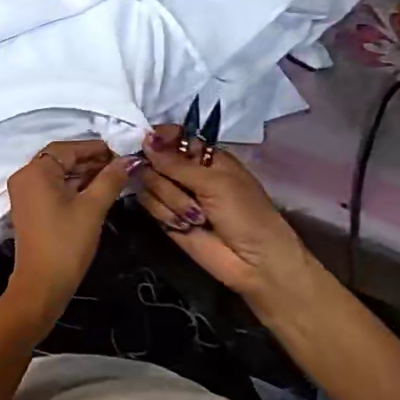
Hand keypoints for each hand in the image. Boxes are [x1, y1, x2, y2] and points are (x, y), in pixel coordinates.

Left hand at [5, 140, 134, 319]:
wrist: (43, 281)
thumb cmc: (67, 241)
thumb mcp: (92, 207)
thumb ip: (110, 179)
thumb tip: (130, 160)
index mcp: (34, 171)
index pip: (66, 148)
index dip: (95, 148)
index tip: (122, 151)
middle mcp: (24, 176)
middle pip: (60, 159)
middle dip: (91, 160)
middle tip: (122, 165)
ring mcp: (25, 192)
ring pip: (57, 173)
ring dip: (83, 173)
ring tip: (115, 176)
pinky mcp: (30, 206)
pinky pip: (52, 187)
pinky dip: (73, 185)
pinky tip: (97, 189)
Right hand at [136, 124, 320, 310]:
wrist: (254, 263)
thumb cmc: (246, 215)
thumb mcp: (215, 183)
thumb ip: (176, 163)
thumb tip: (145, 138)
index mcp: (205, 157)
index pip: (172, 136)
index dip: (158, 138)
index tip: (149, 144)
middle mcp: (185, 172)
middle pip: (152, 158)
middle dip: (164, 176)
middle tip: (185, 189)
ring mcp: (172, 193)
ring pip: (146, 181)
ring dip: (169, 199)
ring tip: (195, 216)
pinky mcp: (163, 214)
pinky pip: (147, 203)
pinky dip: (164, 213)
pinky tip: (184, 225)